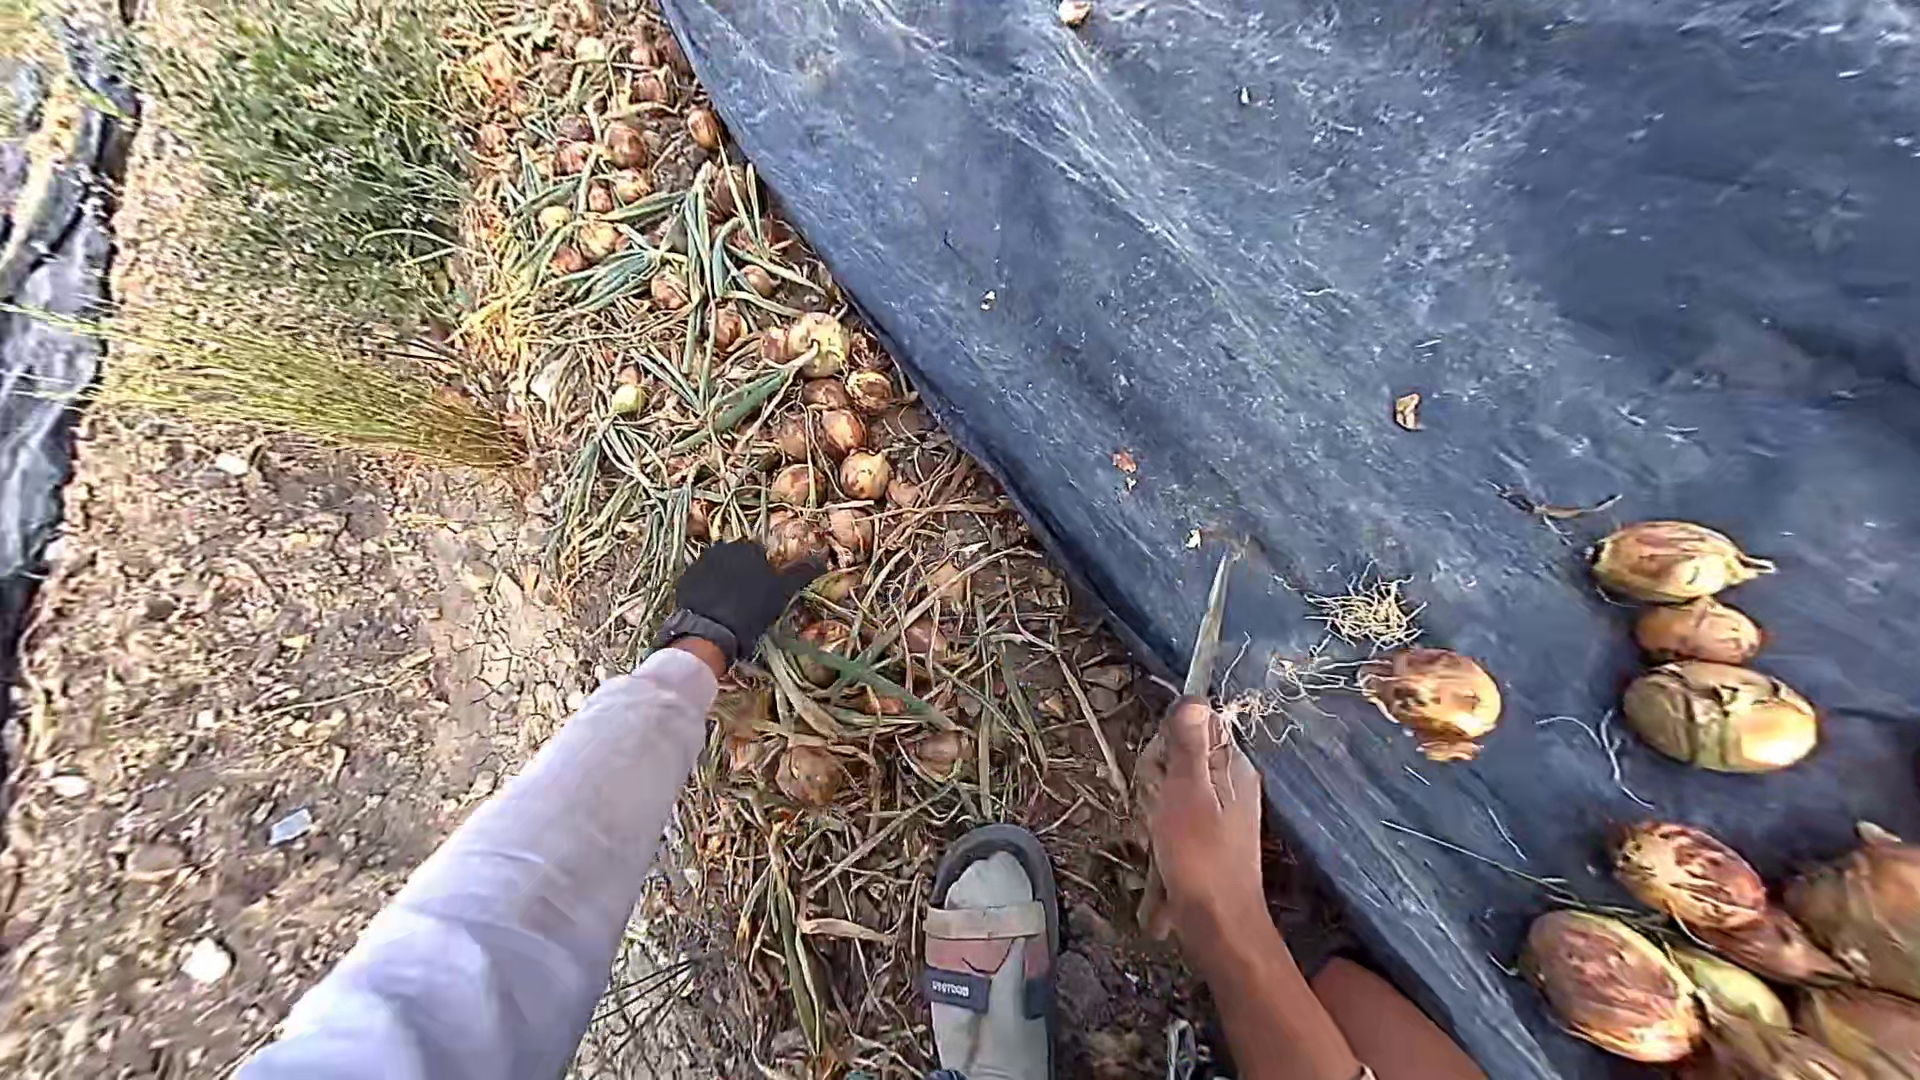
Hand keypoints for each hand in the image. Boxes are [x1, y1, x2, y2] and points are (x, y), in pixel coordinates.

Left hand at [672, 541, 821, 660]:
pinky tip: (716, 609)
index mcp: (746, 547)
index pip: (760, 553)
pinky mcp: (683, 582)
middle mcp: (720, 548)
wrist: (710, 632)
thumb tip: (823, 558)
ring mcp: (698, 564)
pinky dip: (708, 592)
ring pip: (719, 570)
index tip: (767, 590)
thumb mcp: (783, 591)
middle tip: (751, 599)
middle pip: (738, 559)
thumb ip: (802, 572)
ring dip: (726, 582)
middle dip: (744, 573)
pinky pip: (701, 583)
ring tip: (733, 606)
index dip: (765, 571)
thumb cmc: (752, 608)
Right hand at [1143, 698, 1266, 972]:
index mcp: (1233, 766)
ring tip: (1159, 831)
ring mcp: (1219, 807)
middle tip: (1159, 804)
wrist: (1217, 927)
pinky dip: (1161, 825)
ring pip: (1170, 781)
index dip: (1169, 740)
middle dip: (1157, 775)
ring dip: (1155, 803)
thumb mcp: (1186, 793)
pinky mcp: (1206, 830)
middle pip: (1179, 751)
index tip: (1162, 767)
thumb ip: (1187, 746)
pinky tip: (1161, 847)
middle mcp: (1231, 780)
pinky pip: (1173, 808)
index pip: (1195, 722)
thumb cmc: (1200, 857)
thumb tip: (1194, 697)